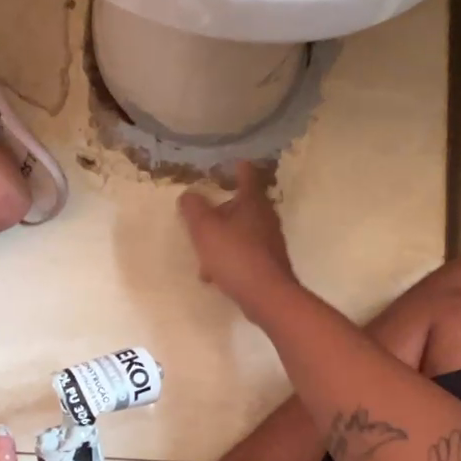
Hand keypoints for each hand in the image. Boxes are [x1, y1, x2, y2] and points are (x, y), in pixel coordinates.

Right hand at [178, 161, 297, 314]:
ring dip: (223, 238)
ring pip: (242, 231)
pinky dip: (230, 258)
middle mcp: (266, 217)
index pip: (247, 174)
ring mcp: (271, 241)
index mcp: (253, 201)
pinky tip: (215, 274)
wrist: (267, 296)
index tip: (228, 165)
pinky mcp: (270, 263)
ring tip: (203, 253)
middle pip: (244, 204)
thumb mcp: (205, 229)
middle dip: (223, 209)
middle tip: (204, 214)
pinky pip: (245, 253)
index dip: (236, 167)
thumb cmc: (235, 255)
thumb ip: (194, 209)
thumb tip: (189, 195)